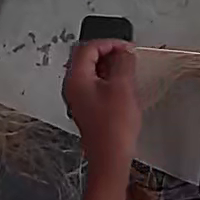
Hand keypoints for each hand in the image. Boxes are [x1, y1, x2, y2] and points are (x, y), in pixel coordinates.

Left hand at [62, 39, 140, 170]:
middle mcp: (73, 87)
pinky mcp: (87, 108)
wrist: (110, 157)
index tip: (126, 47)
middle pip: (85, 57)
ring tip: (127, 69)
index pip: (88, 48)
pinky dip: (108, 78)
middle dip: (107, 52)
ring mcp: (79, 98)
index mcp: (76, 78)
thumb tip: (125, 52)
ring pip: (90, 71)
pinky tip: (122, 86)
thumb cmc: (113, 127)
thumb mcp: (123, 87)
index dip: (109, 43)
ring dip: (108, 65)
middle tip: (126, 55)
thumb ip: (124, 63)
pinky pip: (95, 84)